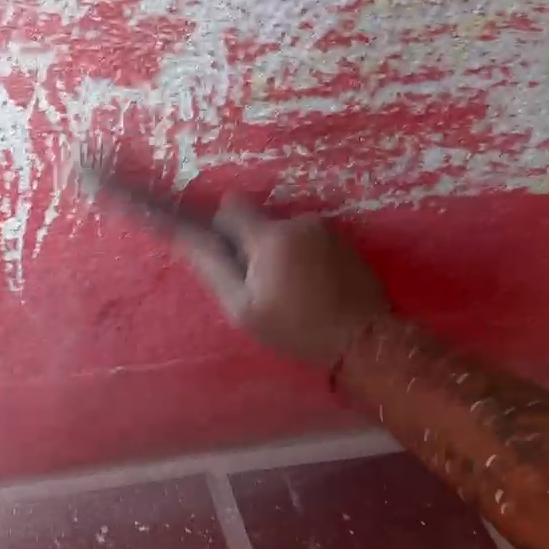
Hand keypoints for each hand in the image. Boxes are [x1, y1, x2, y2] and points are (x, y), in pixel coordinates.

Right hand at [178, 196, 392, 364]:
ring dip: (279, 250)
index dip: (223, 229)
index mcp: (270, 237)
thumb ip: (212, 267)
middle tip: (263, 283)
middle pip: (257, 219)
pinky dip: (302, 255)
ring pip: (282, 229)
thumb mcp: (243, 309)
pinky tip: (312, 285)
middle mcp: (298, 222)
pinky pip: (306, 236)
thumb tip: (182, 235)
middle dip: (252, 244)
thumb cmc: (297, 329)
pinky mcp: (344, 239)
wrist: (367, 343)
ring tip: (292, 288)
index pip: (230, 206)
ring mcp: (325, 228)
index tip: (232, 258)